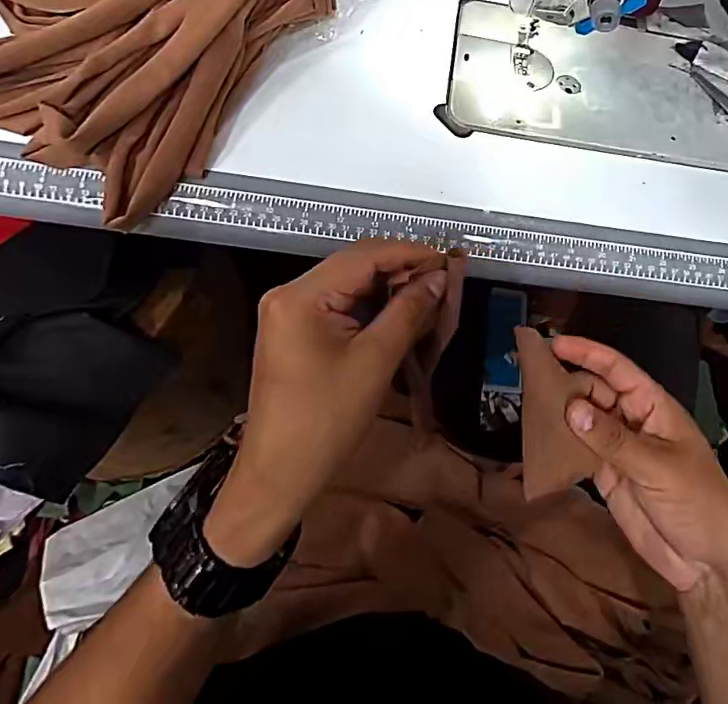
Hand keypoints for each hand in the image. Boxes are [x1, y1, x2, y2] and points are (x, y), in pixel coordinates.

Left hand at [204, 240, 447, 565]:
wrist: (278, 475)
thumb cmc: (324, 421)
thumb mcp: (375, 360)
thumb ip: (409, 310)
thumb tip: (439, 278)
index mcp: (300, 295)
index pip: (365, 255)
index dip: (410, 253)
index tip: (449, 261)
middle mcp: (289, 293)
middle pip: (356, 264)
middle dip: (402, 270)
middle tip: (444, 282)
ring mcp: (289, 311)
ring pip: (351, 283)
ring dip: (390, 288)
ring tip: (430, 297)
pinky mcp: (296, 329)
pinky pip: (341, 304)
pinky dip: (373, 306)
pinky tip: (401, 313)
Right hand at [555, 335, 727, 597]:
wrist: (709, 565)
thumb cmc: (699, 503)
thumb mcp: (659, 468)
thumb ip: (613, 440)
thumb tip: (571, 408)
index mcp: (654, 406)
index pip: (617, 370)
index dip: (588, 353)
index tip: (555, 343)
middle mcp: (633, 420)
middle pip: (596, 391)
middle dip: (568, 380)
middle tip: (532, 377)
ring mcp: (619, 448)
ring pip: (584, 419)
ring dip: (561, 411)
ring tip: (530, 402)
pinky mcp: (607, 476)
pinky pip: (580, 451)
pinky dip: (562, 444)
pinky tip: (541, 438)